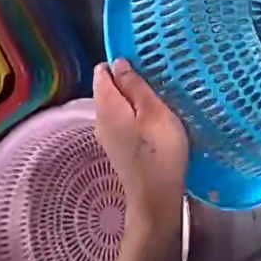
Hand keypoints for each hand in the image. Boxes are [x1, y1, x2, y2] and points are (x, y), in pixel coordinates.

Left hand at [93, 59, 188, 240]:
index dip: (120, 62)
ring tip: (160, 95)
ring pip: (117, 105)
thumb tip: (118, 62)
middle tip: (157, 77)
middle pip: (109, 89)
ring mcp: (108, 135)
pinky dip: (135, 115)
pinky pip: (123, 121)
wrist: (156, 200)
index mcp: (106, 105)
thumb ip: (134, 85)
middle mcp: (100, 118)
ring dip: (134, 98)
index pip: (103, 72)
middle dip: (128, 79)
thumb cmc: (159, 152)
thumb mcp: (153, 112)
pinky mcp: (118, 148)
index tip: (144, 60)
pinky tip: (154, 118)